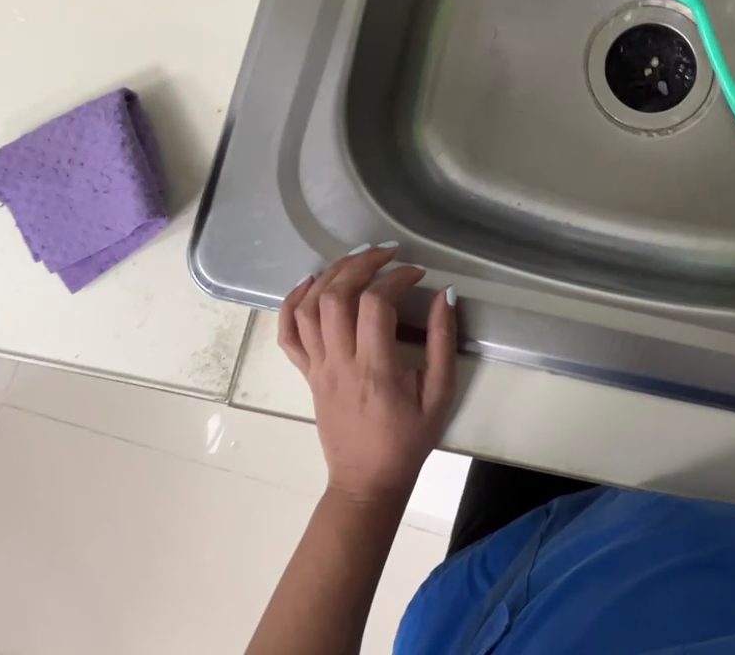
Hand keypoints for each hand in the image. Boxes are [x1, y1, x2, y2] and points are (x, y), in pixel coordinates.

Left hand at [277, 247, 457, 504]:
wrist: (368, 480)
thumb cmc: (409, 438)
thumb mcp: (440, 392)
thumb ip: (442, 341)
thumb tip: (445, 295)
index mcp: (374, 369)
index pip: (375, 305)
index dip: (396, 279)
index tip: (418, 274)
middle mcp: (339, 363)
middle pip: (335, 297)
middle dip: (360, 265)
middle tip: (386, 254)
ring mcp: (317, 368)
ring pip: (309, 309)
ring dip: (330, 276)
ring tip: (356, 259)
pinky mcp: (307, 375)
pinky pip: (288, 334)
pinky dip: (293, 303)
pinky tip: (310, 283)